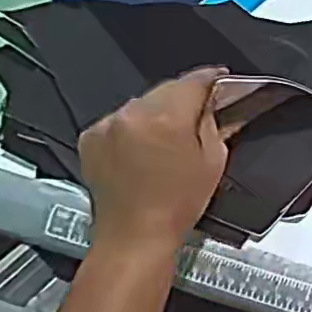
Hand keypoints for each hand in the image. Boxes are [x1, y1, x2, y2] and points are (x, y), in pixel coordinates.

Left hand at [78, 67, 230, 252]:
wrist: (136, 234)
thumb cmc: (178, 204)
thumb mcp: (214, 161)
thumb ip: (213, 123)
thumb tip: (212, 103)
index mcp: (167, 117)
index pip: (194, 81)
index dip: (211, 78)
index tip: (220, 77)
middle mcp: (133, 114)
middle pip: (167, 89)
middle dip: (184, 98)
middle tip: (199, 116)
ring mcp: (108, 124)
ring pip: (143, 103)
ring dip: (158, 113)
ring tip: (170, 140)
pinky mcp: (92, 136)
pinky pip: (121, 119)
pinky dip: (135, 127)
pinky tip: (145, 149)